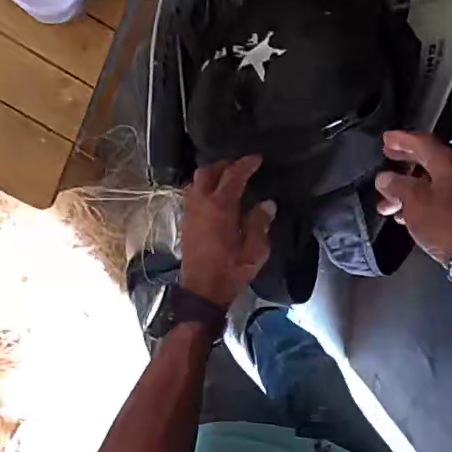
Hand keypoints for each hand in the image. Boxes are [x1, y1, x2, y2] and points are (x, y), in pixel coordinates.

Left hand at [179, 155, 275, 309]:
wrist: (202, 292)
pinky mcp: (185, 224)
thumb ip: (260, 223)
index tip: (256, 159)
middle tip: (239, 167)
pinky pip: (191, 195)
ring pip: (195, 182)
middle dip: (224, 165)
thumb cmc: (231, 271)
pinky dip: (202, 189)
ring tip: (225, 180)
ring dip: (210, 176)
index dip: (246, 164)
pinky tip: (213, 198)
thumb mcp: (255, 250)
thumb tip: (266, 204)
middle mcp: (201, 204)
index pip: (233, 175)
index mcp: (220, 206)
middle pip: (207, 172)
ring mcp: (189, 213)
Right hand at [373, 131, 451, 262]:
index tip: (386, 138)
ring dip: (407, 185)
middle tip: (388, 155)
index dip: (402, 139)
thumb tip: (384, 178)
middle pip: (428, 158)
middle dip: (405, 159)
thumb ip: (397, 185)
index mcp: (449, 163)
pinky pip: (437, 193)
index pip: (422, 142)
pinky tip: (404, 211)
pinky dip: (419, 198)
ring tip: (387, 197)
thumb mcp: (413, 202)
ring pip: (430, 179)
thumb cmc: (443, 225)